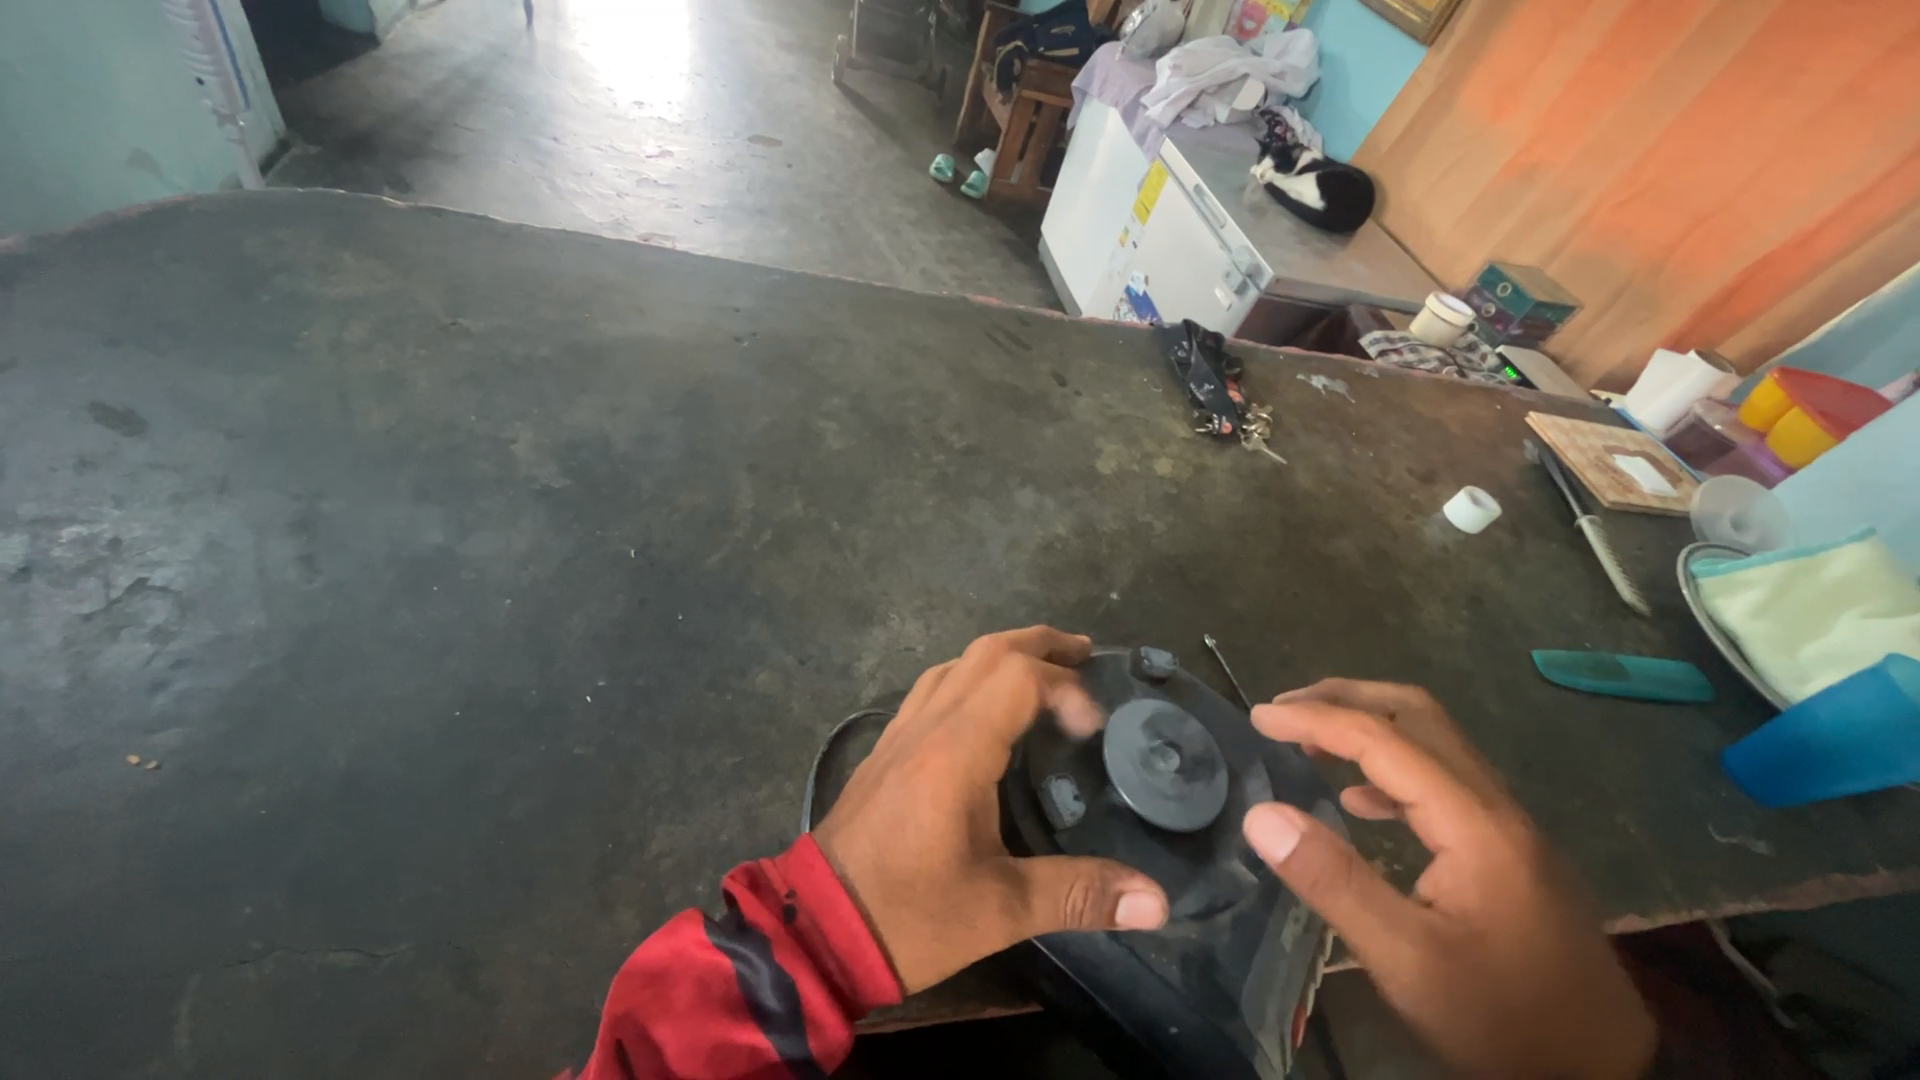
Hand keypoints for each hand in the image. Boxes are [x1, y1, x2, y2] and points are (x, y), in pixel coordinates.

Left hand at [814, 627, 1169, 993]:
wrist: (814, 930)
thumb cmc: (908, 916)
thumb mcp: (999, 911)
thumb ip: (1077, 895)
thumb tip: (1158, 902)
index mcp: (955, 750)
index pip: (1018, 678)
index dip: (1065, 686)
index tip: (1094, 728)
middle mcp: (926, 725)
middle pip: (986, 653)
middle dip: (1040, 644)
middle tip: (1085, 655)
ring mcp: (900, 732)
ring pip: (955, 664)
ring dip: (1003, 655)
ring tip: (1044, 670)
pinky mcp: (885, 749)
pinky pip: (933, 688)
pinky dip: (971, 677)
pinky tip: (986, 708)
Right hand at [1241, 680, 1655, 1079]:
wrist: (1604, 1076)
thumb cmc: (1502, 1019)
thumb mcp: (1406, 960)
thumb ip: (1333, 881)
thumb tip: (1260, 814)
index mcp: (1474, 823)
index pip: (1383, 739)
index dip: (1314, 719)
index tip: (1258, 718)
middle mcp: (1496, 807)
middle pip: (1417, 716)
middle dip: (1344, 699)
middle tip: (1283, 709)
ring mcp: (1508, 827)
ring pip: (1433, 742)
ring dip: (1367, 727)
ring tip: (1308, 743)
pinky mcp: (1508, 850)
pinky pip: (1442, 779)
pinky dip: (1389, 768)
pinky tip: (1359, 802)